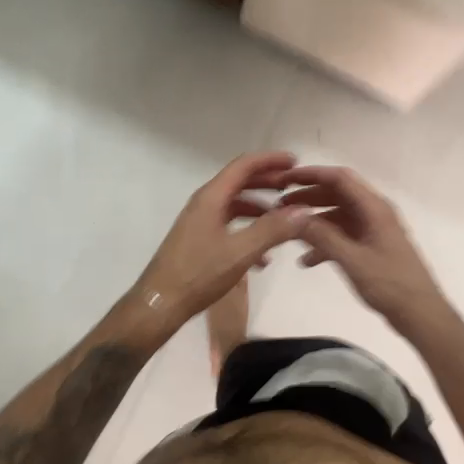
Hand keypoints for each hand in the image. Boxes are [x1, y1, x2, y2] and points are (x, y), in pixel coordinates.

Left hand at [131, 152, 307, 330]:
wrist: (160, 303)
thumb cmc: (198, 274)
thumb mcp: (240, 252)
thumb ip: (272, 230)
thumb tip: (303, 211)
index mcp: (211, 198)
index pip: (244, 166)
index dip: (270, 160)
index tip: (295, 162)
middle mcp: (204, 203)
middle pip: (240, 182)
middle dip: (268, 183)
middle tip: (294, 188)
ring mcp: (199, 222)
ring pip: (235, 205)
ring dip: (260, 209)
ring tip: (284, 221)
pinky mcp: (198, 240)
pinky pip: (229, 225)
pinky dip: (248, 231)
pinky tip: (264, 257)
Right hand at [280, 166, 452, 332]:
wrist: (420, 314)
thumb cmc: (390, 285)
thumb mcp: (352, 260)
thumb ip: (322, 236)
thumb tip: (293, 216)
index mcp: (375, 208)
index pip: (340, 178)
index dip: (311, 174)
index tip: (284, 178)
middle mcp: (375, 212)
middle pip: (337, 194)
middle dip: (308, 198)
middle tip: (278, 206)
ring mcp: (374, 230)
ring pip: (338, 216)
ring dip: (314, 222)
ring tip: (288, 233)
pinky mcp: (372, 247)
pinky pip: (344, 236)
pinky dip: (325, 243)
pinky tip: (306, 261)